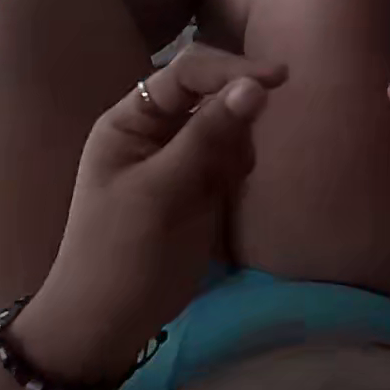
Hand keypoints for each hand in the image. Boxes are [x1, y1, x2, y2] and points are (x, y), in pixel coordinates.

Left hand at [12, 45, 286, 381]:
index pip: (187, 73)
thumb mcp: (160, 190)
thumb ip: (207, 136)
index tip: (278, 79)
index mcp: (132, 120)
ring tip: (229, 179)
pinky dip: (241, 162)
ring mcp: (183, 156)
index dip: (230, 69)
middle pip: (212, 92)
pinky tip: (232, 186)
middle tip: (254, 135)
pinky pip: (234, 153)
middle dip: (237, 107)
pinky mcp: (204, 182)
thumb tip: (256, 87)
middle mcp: (158, 129)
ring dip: (240, 140)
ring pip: (230, 123)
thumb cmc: (120, 251)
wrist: (112, 319)